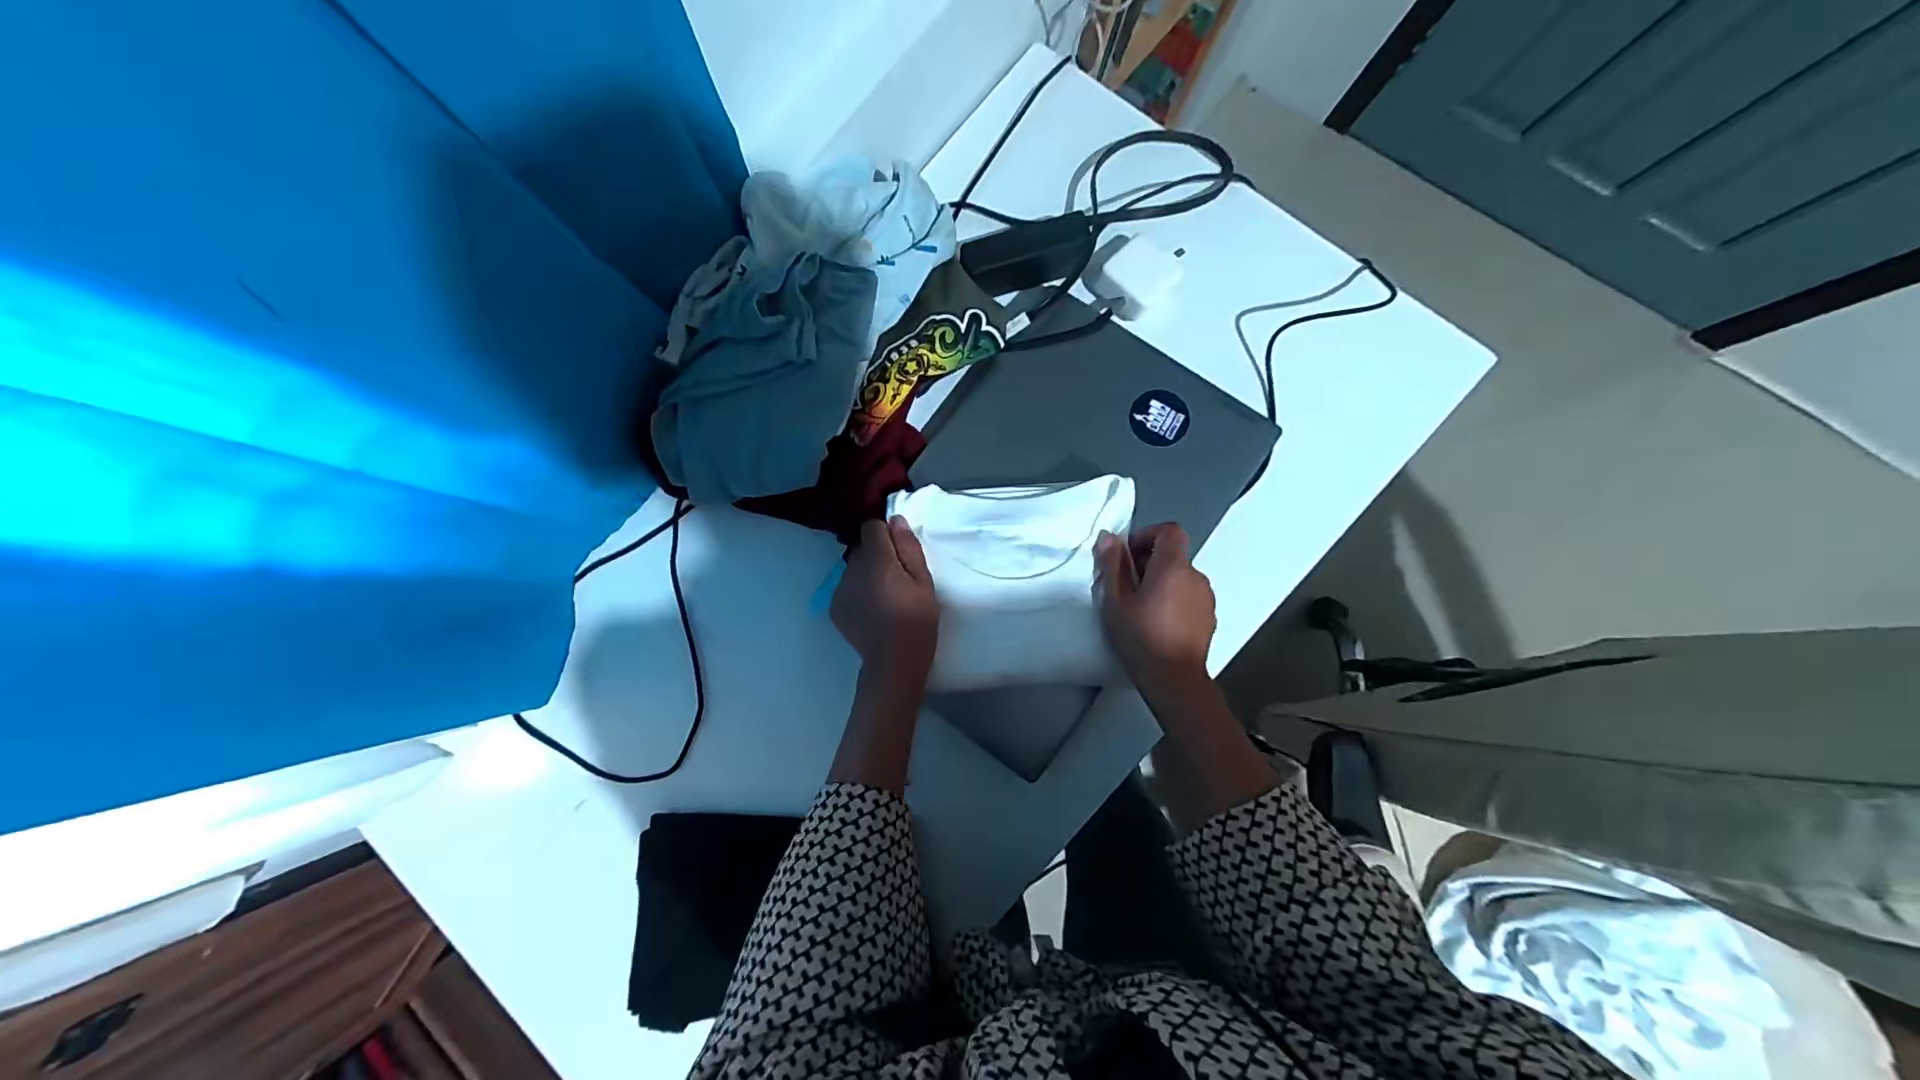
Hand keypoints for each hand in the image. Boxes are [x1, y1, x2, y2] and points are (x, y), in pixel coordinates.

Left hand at [832, 516, 938, 690]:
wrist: (894, 663)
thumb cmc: (917, 621)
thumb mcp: (924, 582)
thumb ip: (909, 548)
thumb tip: (895, 521)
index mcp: (877, 561)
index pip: (870, 527)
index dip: (885, 533)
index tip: (899, 549)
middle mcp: (852, 570)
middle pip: (862, 548)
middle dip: (877, 555)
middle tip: (896, 577)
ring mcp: (840, 589)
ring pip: (853, 568)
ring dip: (866, 573)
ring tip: (884, 597)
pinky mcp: (834, 606)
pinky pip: (846, 587)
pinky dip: (858, 592)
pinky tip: (872, 610)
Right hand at [1094, 523, 1214, 691]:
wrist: (1174, 680)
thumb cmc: (1141, 638)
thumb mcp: (1116, 601)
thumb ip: (1112, 565)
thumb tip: (1108, 538)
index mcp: (1173, 567)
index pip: (1168, 530)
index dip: (1146, 535)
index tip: (1127, 556)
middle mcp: (1195, 576)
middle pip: (1173, 554)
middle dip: (1148, 562)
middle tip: (1125, 585)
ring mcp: (1206, 597)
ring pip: (1180, 576)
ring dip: (1160, 582)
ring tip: (1139, 607)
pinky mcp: (1209, 616)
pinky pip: (1188, 595)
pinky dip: (1173, 599)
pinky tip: (1156, 621)